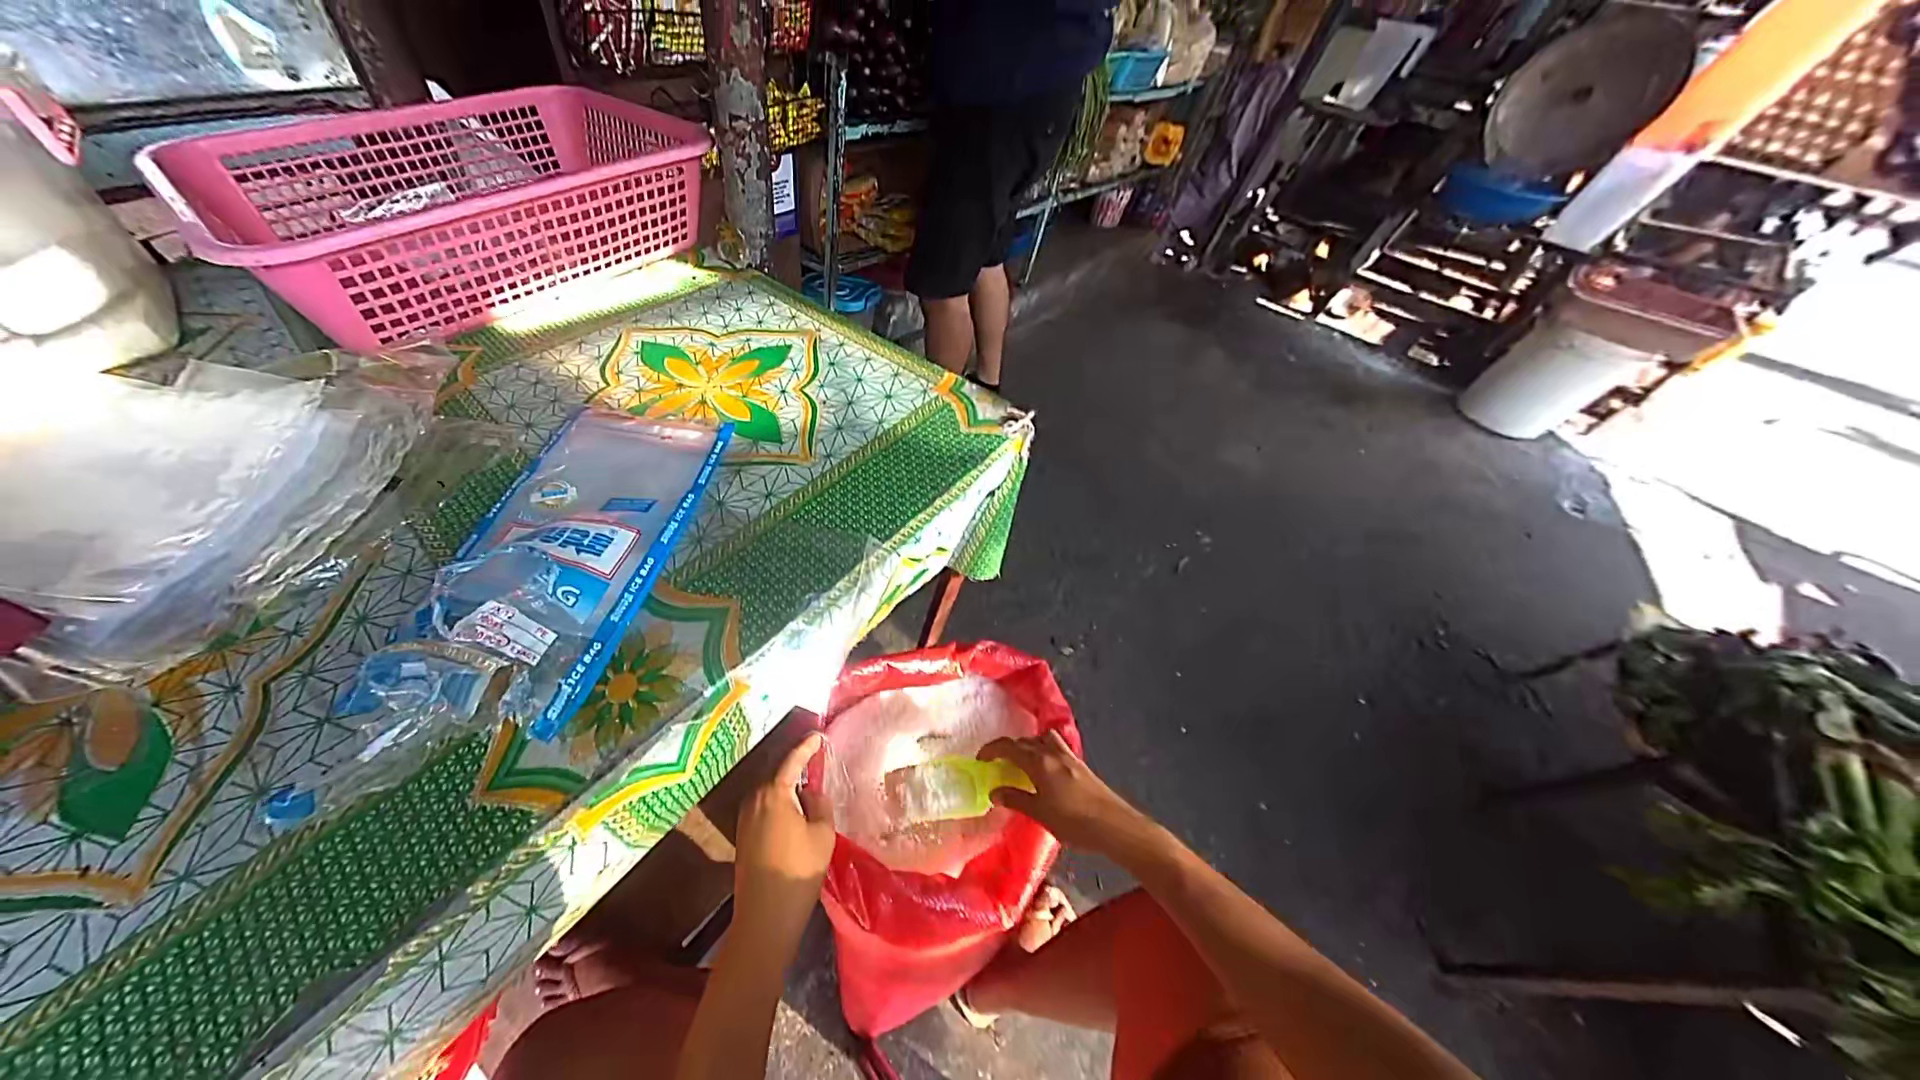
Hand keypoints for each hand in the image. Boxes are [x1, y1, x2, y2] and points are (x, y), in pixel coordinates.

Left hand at [734, 732, 834, 928]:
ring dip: (787, 786)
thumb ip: (819, 803)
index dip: (807, 747)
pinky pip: (764, 807)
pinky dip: (779, 802)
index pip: (792, 760)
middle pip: (778, 774)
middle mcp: (754, 799)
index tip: (818, 735)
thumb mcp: (822, 833)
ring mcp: (744, 818)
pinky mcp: (743, 834)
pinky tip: (794, 811)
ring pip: (770, 791)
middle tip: (817, 760)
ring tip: (808, 785)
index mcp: (774, 793)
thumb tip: (808, 791)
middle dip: (796, 766)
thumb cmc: (799, 871)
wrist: (765, 917)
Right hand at [979, 730, 1152, 856]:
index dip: (992, 750)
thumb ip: (1016, 799)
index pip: (1009, 747)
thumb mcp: (1040, 813)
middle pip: (1025, 742)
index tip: (980, 759)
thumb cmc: (1073, 822)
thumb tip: (995, 792)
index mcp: (1039, 762)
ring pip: (1043, 740)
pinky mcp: (1080, 765)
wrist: (1114, 825)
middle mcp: (1053, 753)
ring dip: (1029, 745)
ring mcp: (1069, 757)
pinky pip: (1056, 747)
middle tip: (997, 764)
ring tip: (1022, 762)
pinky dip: (1045, 750)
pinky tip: (1045, 769)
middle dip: (1008, 749)